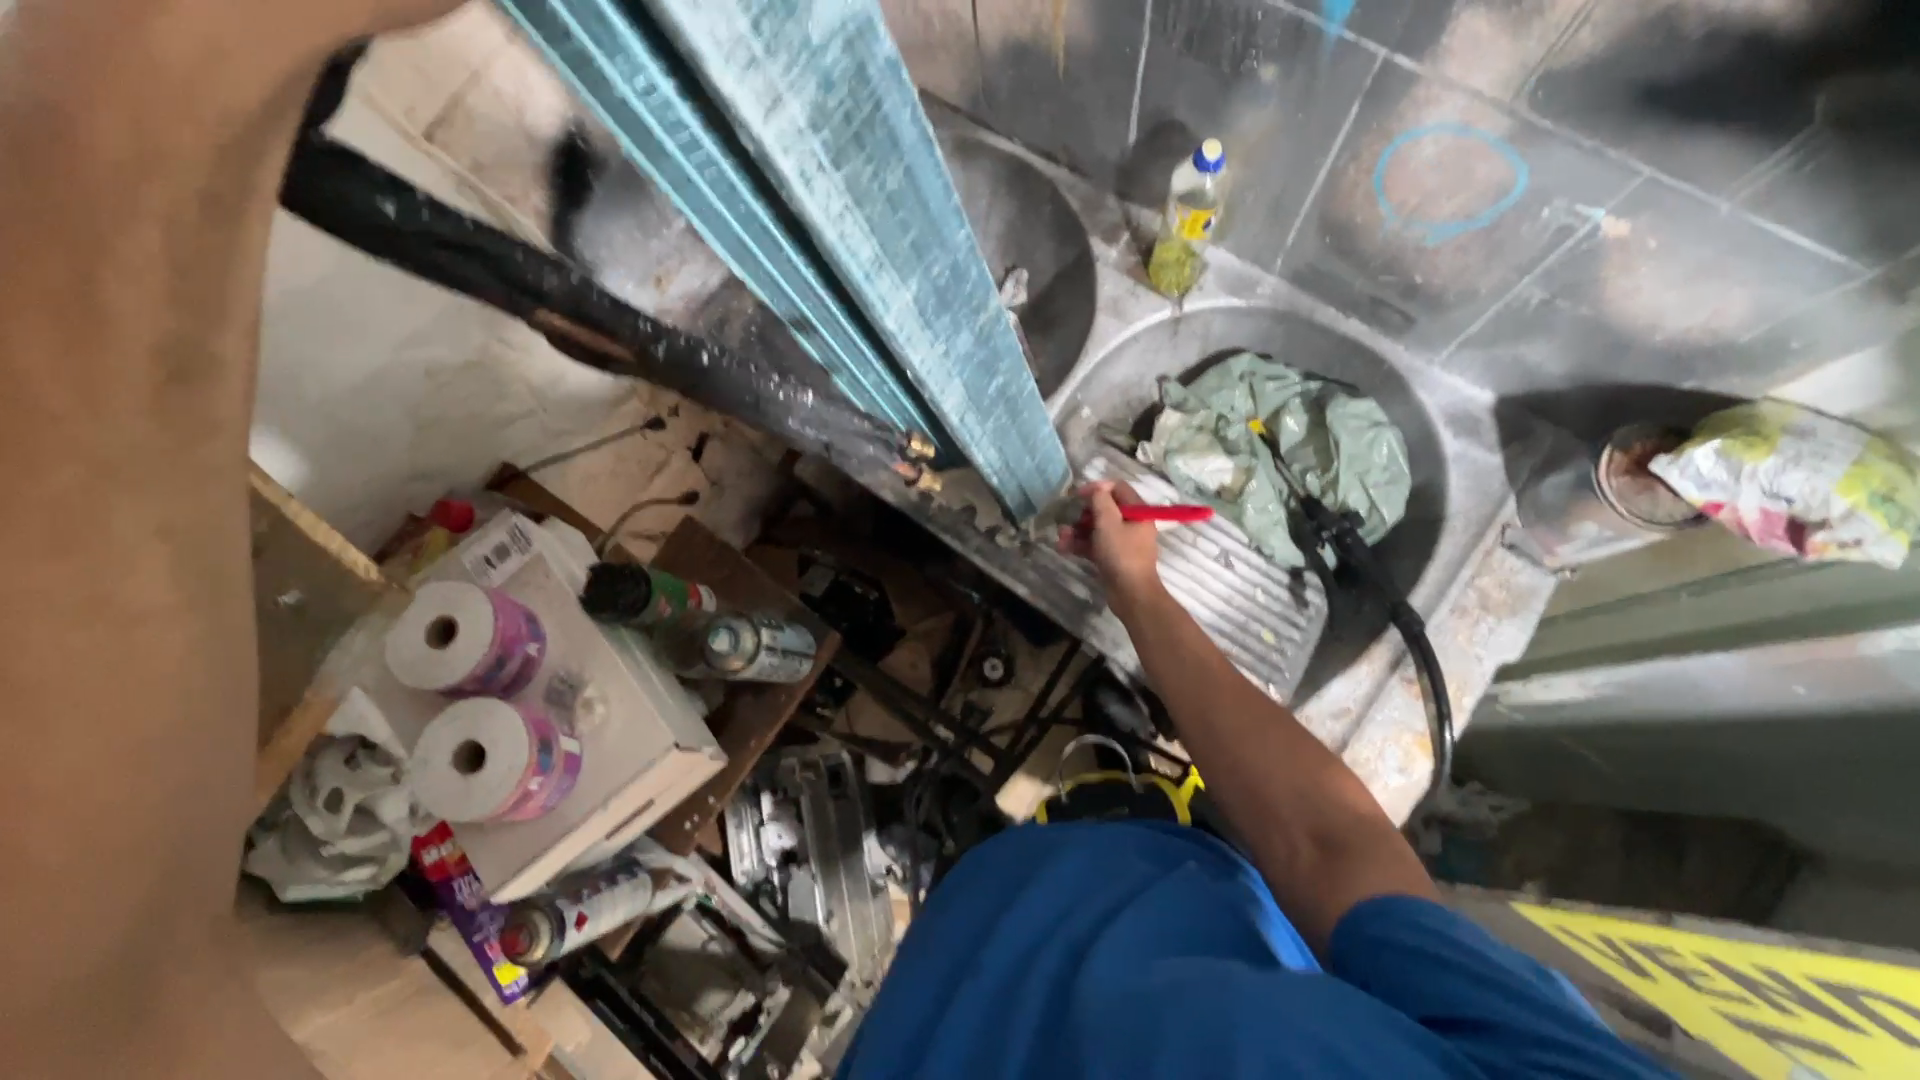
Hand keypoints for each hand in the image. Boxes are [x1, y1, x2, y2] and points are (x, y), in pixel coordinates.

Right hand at [1057, 481, 1163, 605]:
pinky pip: (1095, 545)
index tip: (1078, 496)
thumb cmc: (1121, 554)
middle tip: (1068, 519)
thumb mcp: (1109, 522)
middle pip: (1104, 509)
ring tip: (1061, 537)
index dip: (1097, 488)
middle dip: (1082, 514)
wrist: (1131, 594)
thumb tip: (1096, 490)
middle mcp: (1132, 524)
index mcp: (1138, 512)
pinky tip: (1063, 548)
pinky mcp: (1112, 558)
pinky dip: (1080, 545)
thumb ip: (1100, 501)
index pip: (1118, 489)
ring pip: (1097, 529)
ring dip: (1077, 530)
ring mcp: (1122, 542)